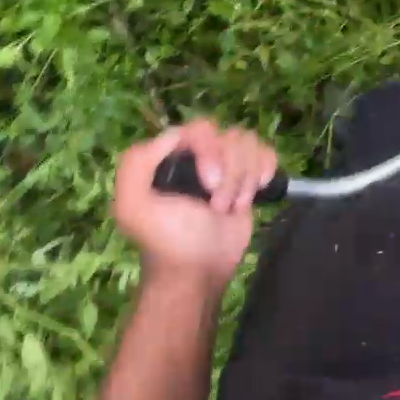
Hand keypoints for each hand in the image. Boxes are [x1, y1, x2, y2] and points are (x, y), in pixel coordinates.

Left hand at [111, 120, 278, 291]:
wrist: (200, 270)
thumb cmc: (168, 240)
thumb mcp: (133, 207)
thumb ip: (137, 164)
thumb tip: (175, 133)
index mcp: (171, 155)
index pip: (202, 129)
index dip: (211, 152)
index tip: (208, 186)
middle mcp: (199, 155)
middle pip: (232, 137)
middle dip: (232, 171)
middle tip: (219, 204)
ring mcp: (227, 165)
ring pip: (250, 145)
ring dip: (246, 179)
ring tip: (232, 207)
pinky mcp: (250, 177)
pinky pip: (266, 153)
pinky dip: (266, 170)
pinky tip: (256, 193)